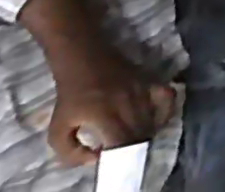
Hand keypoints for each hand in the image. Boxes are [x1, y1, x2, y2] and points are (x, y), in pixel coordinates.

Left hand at [46, 48, 177, 166]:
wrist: (84, 60)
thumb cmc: (70, 96)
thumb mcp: (57, 131)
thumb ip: (71, 153)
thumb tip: (95, 159)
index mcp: (104, 115)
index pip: (122, 143)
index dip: (121, 159)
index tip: (113, 165)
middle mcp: (128, 102)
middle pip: (141, 134)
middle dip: (134, 150)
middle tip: (125, 157)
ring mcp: (141, 88)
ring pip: (153, 119)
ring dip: (146, 134)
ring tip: (137, 143)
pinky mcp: (149, 79)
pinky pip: (167, 95)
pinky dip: (167, 109)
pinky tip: (160, 119)